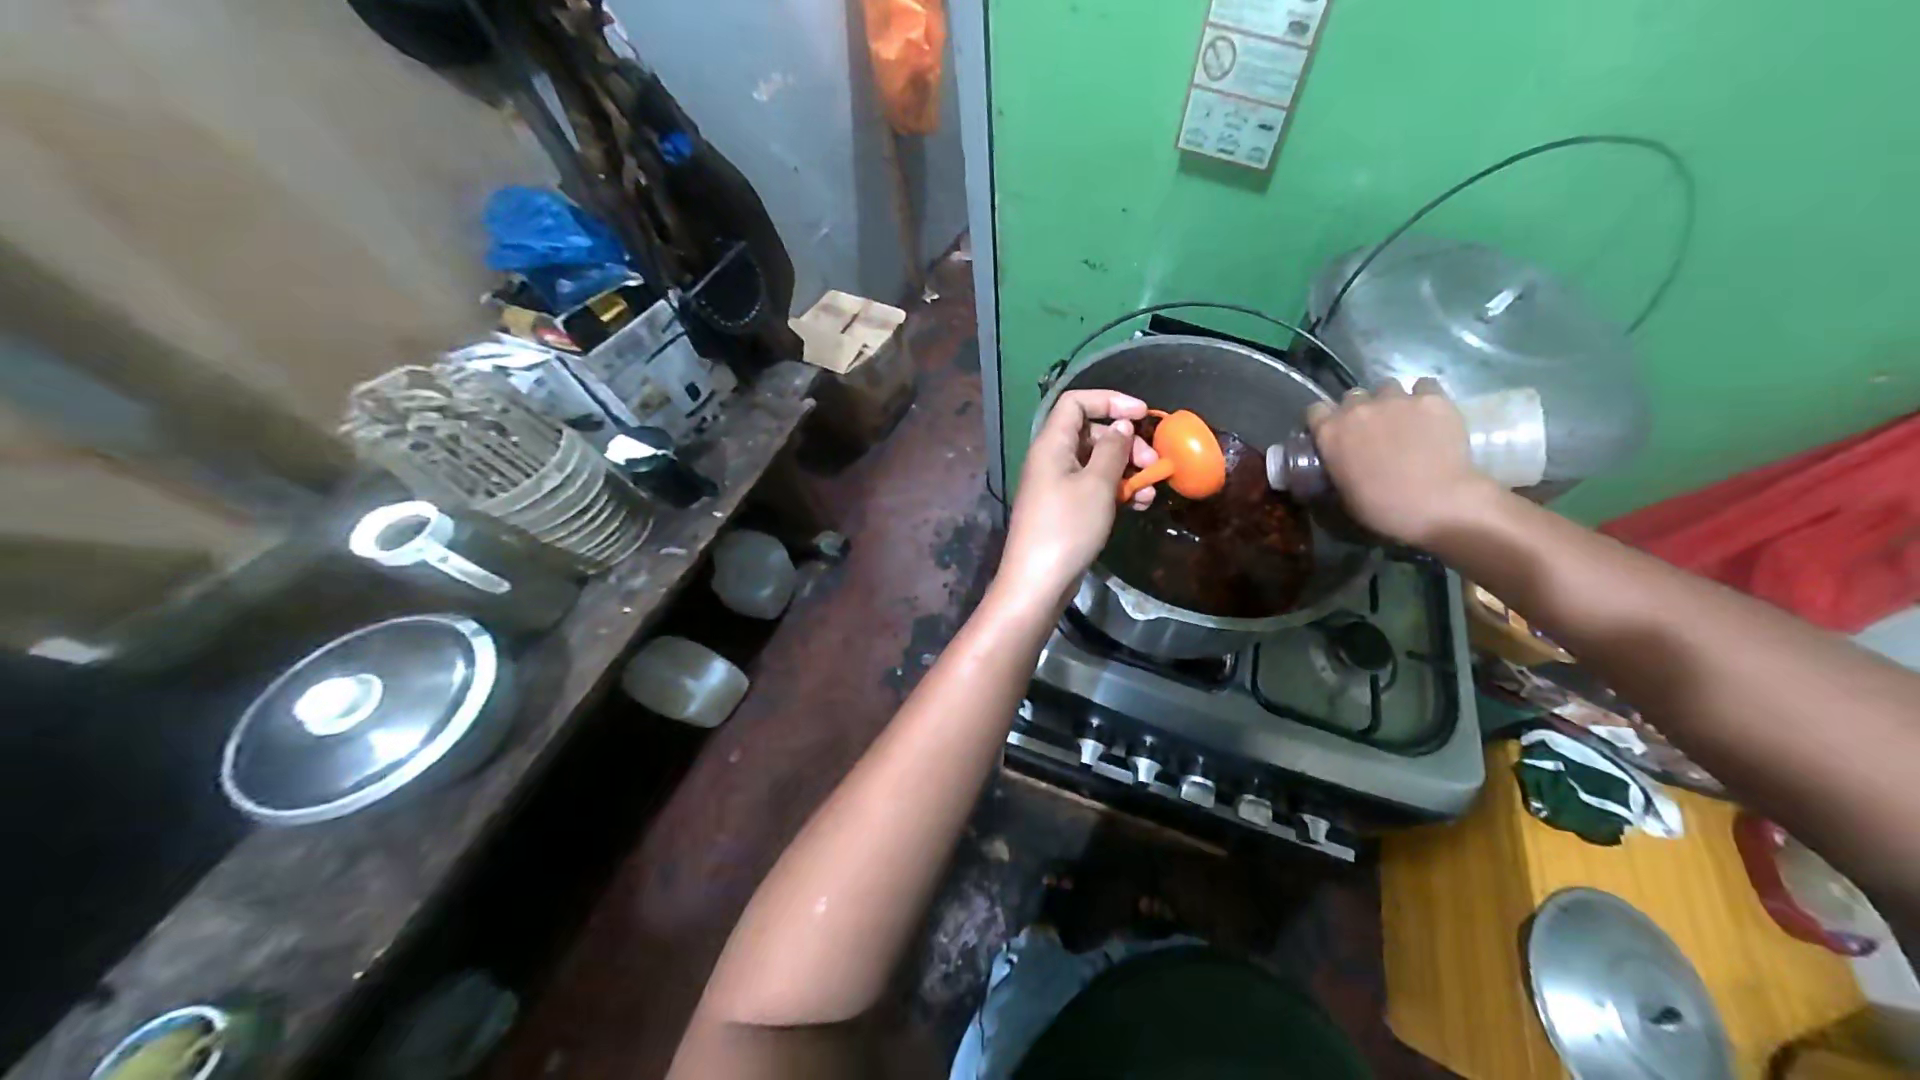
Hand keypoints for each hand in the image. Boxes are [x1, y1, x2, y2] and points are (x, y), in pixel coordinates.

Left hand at [999, 390, 1156, 606]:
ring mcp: (1057, 485)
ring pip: (1097, 463)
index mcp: (1051, 444)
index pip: (1076, 403)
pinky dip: (1117, 490)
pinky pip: (1094, 488)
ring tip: (1152, 488)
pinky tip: (1141, 503)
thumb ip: (1113, 450)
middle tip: (1153, 461)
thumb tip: (1121, 426)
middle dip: (1126, 443)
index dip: (1110, 400)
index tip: (1142, 414)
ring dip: (1128, 470)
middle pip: (1091, 434)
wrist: (1038, 581)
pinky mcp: (1065, 509)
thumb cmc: (1067, 527)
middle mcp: (1051, 459)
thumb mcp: (1097, 484)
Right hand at [1307, 378, 1500, 545]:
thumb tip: (1343, 462)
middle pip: (1353, 396)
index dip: (1325, 419)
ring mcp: (1396, 400)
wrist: (1436, 502)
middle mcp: (1358, 409)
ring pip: (1388, 387)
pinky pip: (1425, 385)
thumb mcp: (1342, 491)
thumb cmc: (1381, 507)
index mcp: (1330, 432)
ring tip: (1405, 419)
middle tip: (1373, 430)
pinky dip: (1425, 396)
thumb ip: (1337, 465)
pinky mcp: (1433, 398)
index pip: (1316, 410)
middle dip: (1360, 409)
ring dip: (1391, 401)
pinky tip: (1431, 413)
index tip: (1334, 432)